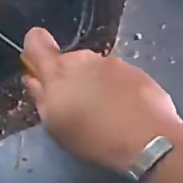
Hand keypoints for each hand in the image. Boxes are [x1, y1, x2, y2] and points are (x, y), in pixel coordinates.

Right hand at [22, 26, 182, 170]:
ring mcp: (115, 63)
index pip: (36, 41)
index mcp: (57, 70)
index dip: (34, 47)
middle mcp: (85, 59)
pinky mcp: (140, 73)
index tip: (38, 66)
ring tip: (107, 114)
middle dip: (71, 78)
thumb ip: (40, 96)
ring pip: (97, 70)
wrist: (148, 141)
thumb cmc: (91, 136)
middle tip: (78, 106)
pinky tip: (127, 114)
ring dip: (97, 85)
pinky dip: (119, 91)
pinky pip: (121, 78)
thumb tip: (34, 79)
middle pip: (70, 61)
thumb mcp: (54, 124)